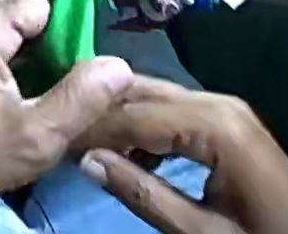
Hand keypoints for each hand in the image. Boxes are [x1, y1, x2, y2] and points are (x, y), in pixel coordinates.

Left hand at [0, 0, 133, 232]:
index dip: (68, 20)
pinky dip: (19, 36)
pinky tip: (40, 65)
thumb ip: (81, 97)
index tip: (91, 46)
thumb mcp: (40, 134)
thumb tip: (121, 64)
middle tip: (81, 53)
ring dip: (36, 30)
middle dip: (52, 20)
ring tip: (67, 60)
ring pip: (8, 10)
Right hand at [76, 75, 287, 233]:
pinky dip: (145, 127)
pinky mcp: (228, 121)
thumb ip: (144, 194)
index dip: (94, 129)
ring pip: (153, 97)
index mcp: (214, 123)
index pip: (134, 114)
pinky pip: (173, 111)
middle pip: (141, 93)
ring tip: (90, 144)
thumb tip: (85, 160)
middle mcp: (216, 101)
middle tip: (66, 135)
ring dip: (120, 119)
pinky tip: (129, 153)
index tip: (59, 143)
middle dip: (102, 114)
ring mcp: (224, 108)